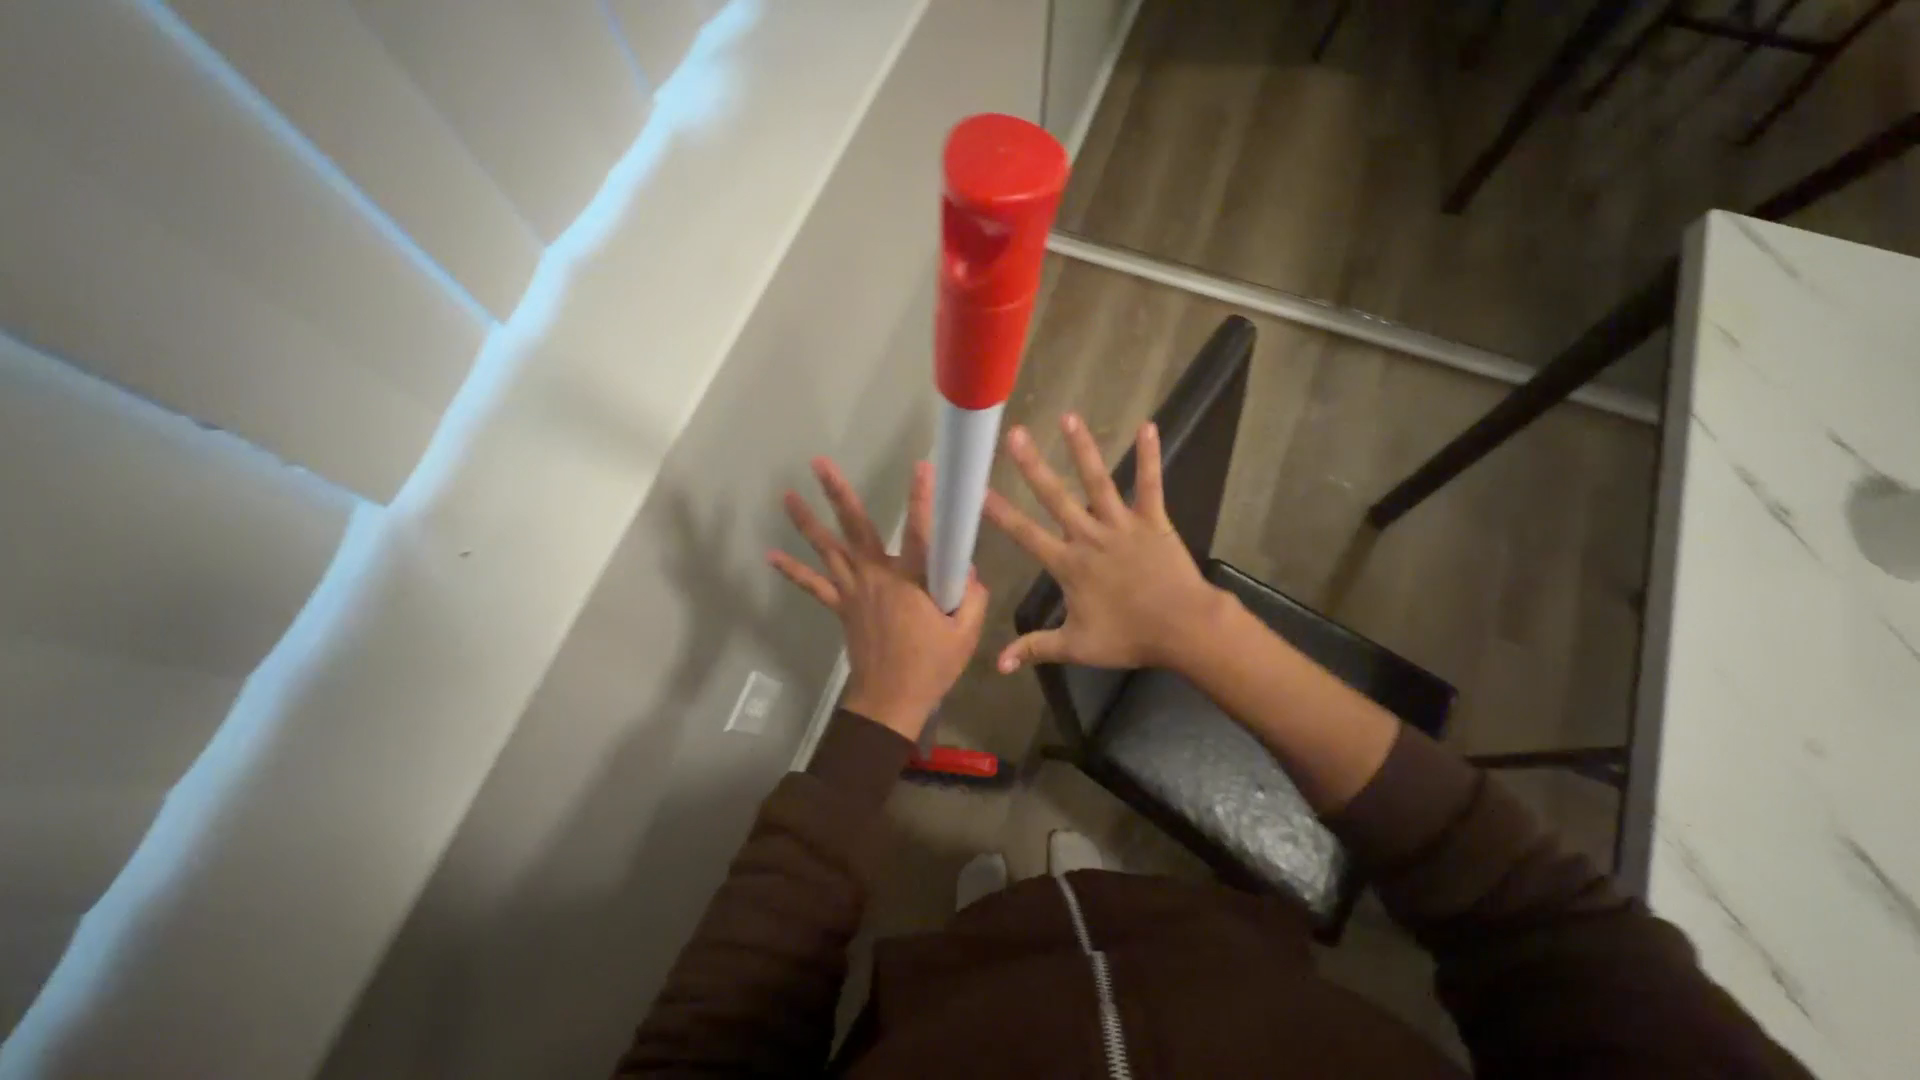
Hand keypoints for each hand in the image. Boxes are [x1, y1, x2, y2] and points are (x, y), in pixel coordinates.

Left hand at [768, 457, 987, 739]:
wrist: (891, 701)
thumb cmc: (931, 667)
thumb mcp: (965, 634)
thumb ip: (972, 596)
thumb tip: (968, 569)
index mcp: (910, 581)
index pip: (920, 532)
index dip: (923, 498)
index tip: (922, 466)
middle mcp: (876, 577)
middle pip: (856, 528)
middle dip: (838, 494)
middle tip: (820, 463)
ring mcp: (853, 591)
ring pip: (827, 550)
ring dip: (806, 521)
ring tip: (788, 495)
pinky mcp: (841, 607)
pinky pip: (814, 586)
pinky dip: (793, 571)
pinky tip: (771, 555)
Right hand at [983, 413, 1229, 674]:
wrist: (1183, 628)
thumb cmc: (1129, 638)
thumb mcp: (1076, 647)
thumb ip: (1035, 649)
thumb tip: (997, 665)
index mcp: (1069, 565)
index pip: (1026, 535)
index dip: (1000, 513)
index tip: (978, 489)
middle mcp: (1090, 537)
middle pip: (1055, 497)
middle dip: (1032, 465)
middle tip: (1014, 435)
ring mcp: (1122, 525)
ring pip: (1098, 481)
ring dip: (1082, 449)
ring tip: (1068, 417)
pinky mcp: (1153, 520)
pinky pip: (1150, 483)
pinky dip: (1150, 456)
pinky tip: (1149, 426)